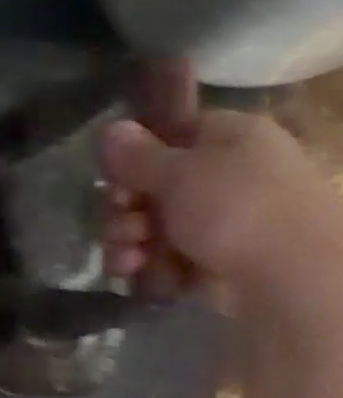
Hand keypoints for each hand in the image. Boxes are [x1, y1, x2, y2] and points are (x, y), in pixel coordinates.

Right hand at [100, 108, 342, 306]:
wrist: (285, 270)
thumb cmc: (237, 206)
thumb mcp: (182, 172)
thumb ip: (139, 154)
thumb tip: (111, 127)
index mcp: (228, 139)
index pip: (168, 135)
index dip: (134, 157)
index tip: (115, 177)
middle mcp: (220, 173)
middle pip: (146, 185)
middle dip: (123, 209)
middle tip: (125, 221)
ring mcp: (210, 216)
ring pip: (142, 223)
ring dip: (125, 240)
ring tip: (132, 256)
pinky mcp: (199, 253)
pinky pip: (152, 253)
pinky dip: (140, 263)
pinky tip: (138, 270)